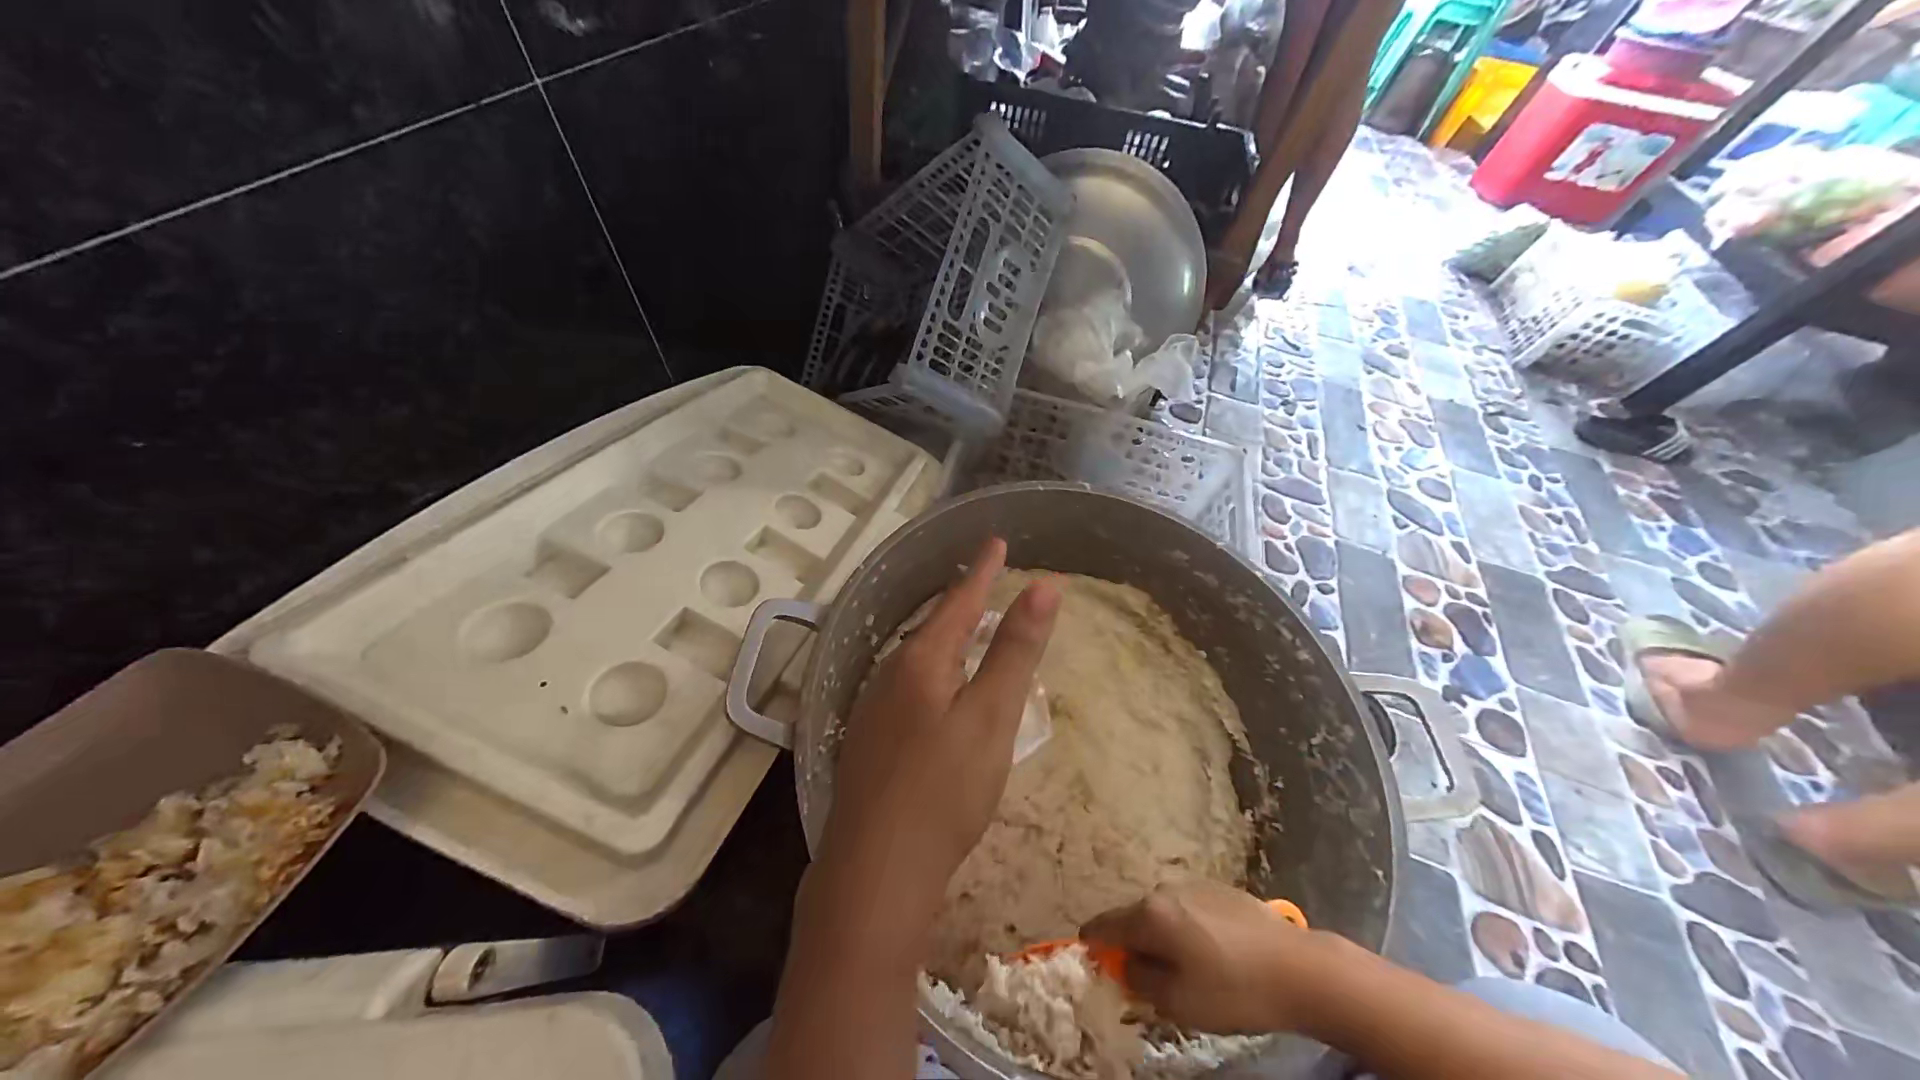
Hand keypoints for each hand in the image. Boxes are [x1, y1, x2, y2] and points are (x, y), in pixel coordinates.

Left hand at [819, 537, 1060, 909]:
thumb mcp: (991, 717)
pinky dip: (932, 672)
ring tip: (966, 628)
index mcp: (920, 660)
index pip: (959, 601)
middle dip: (962, 602)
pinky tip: (937, 691)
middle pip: (933, 626)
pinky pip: (907, 686)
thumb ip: (1015, 651)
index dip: (983, 570)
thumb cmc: (944, 790)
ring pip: (917, 658)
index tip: (996, 541)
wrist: (876, 868)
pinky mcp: (869, 740)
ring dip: (945, 637)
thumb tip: (1044, 586)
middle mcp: (889, 674)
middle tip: (987, 582)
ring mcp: (873, 708)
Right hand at [1082, 881, 1345, 1034]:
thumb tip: (1126, 964)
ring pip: (1163, 913)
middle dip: (1134, 945)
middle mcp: (1166, 890)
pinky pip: (1189, 909)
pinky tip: (1213, 955)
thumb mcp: (1178, 1001)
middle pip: (1134, 918)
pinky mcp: (1222, 889)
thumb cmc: (1233, 990)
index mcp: (1150, 914)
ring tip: (1186, 969)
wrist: (1301, 969)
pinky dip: (1187, 929)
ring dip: (1163, 937)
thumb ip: (1140, 980)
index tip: (1090, 958)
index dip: (1093, 944)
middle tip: (1148, 978)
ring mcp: (1195, 886)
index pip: (1103, 925)